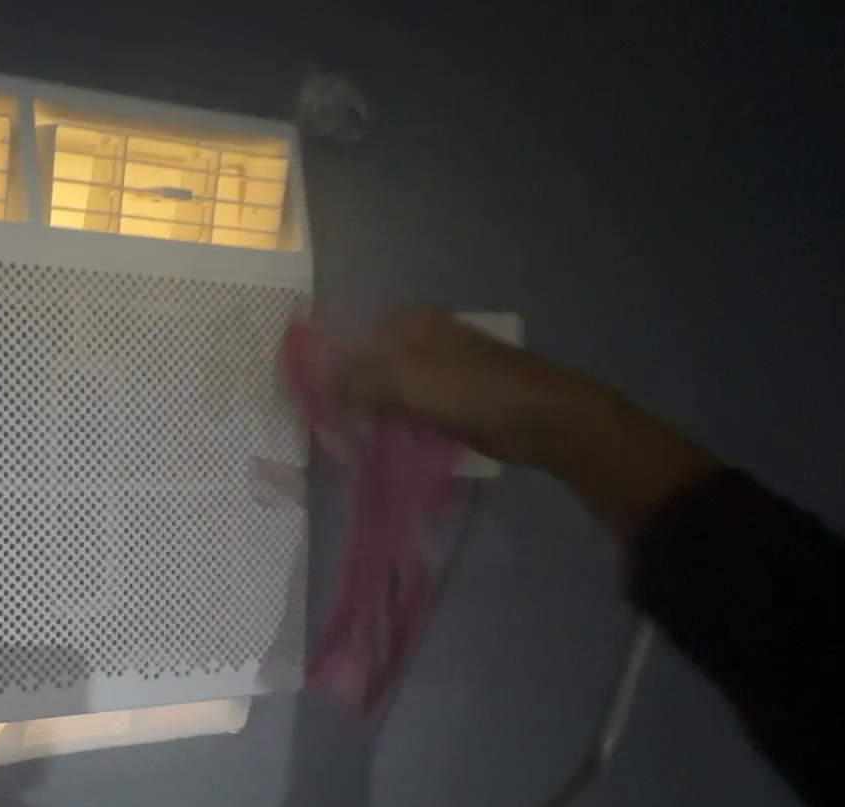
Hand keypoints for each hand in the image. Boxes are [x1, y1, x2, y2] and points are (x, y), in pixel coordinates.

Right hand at [332, 307, 614, 467]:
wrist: (540, 419)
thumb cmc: (470, 389)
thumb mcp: (402, 380)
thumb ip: (352, 381)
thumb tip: (312, 386)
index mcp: (408, 325)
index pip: (348, 340)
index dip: (324, 366)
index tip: (304, 397)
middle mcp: (417, 344)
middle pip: (362, 368)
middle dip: (340, 396)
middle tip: (321, 424)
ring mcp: (430, 374)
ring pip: (378, 394)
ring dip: (360, 416)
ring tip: (340, 440)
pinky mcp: (440, 403)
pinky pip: (398, 414)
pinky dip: (383, 427)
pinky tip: (368, 444)